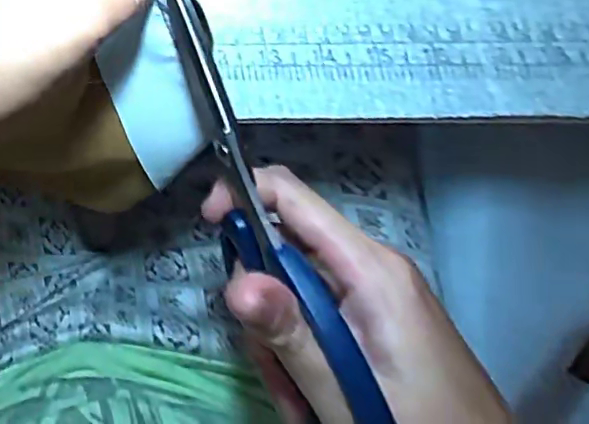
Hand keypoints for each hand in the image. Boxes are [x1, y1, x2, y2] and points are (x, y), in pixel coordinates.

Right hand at [204, 167, 510, 423]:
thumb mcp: (350, 395)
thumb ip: (292, 337)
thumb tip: (235, 280)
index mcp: (370, 267)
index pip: (287, 191)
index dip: (239, 192)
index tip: (210, 226)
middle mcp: (371, 266)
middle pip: (281, 245)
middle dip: (260, 298)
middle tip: (268, 363)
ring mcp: (376, 293)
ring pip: (292, 285)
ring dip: (279, 336)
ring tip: (298, 398)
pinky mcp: (378, 318)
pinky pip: (316, 310)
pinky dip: (302, 347)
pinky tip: (314, 395)